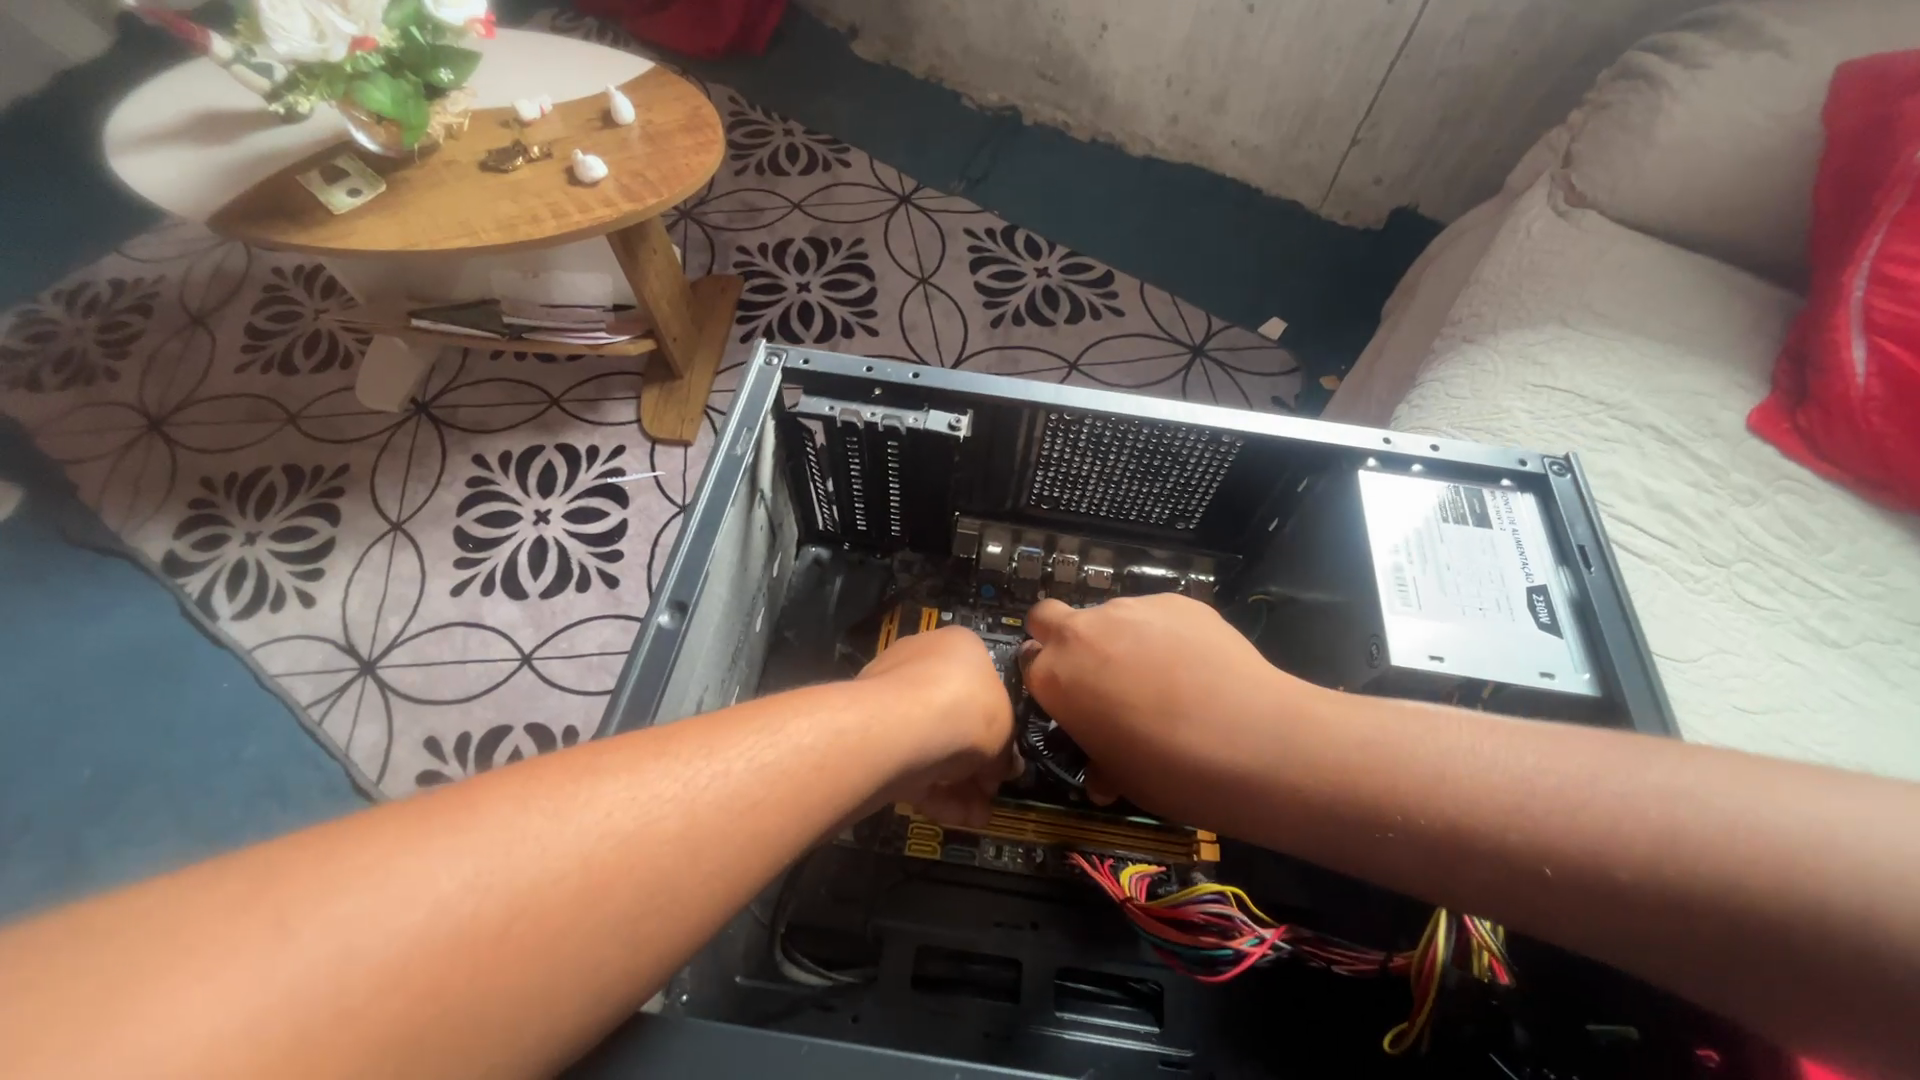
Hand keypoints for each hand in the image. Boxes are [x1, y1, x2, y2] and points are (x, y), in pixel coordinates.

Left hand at [857, 626, 1017, 827]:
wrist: (902, 726)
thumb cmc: (967, 708)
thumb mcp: (1007, 727)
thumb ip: (1006, 749)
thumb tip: (1002, 767)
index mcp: (958, 646)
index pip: (982, 682)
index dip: (996, 725)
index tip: (1004, 758)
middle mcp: (921, 662)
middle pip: (955, 719)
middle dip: (975, 764)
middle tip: (989, 791)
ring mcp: (891, 698)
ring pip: (931, 746)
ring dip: (957, 786)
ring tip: (975, 817)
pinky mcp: (872, 734)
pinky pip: (908, 763)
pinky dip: (932, 792)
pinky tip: (954, 817)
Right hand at [1022, 595, 1320, 827]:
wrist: (1250, 739)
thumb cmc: (1168, 770)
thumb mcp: (1119, 776)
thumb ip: (1098, 760)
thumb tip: (1102, 773)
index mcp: (1053, 676)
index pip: (1028, 663)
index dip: (1048, 680)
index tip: (1070, 700)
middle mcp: (1082, 633)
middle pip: (1048, 616)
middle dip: (1061, 638)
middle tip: (1095, 673)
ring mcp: (1131, 609)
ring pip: (1110, 616)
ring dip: (1120, 639)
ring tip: (1163, 676)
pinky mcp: (1177, 600)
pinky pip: (1157, 615)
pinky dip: (1165, 634)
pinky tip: (1196, 666)